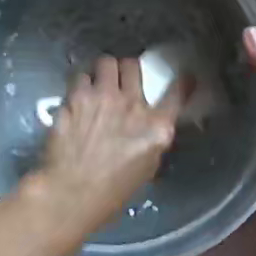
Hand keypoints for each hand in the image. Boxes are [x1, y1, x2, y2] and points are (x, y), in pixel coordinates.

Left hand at [13, 56, 189, 255]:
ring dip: (101, 72)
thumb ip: (149, 139)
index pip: (176, 93)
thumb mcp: (146, 167)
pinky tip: (76, 97)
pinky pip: (79, 77)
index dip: (182, 82)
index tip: (183, 76)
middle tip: (119, 78)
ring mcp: (102, 97)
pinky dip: (80, 85)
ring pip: (105, 62)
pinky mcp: (76, 97)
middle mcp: (132, 104)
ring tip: (95, 83)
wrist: (72, 193)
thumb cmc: (112, 192)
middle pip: (132, 65)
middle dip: (126, 69)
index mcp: (156, 127)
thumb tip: (143, 127)